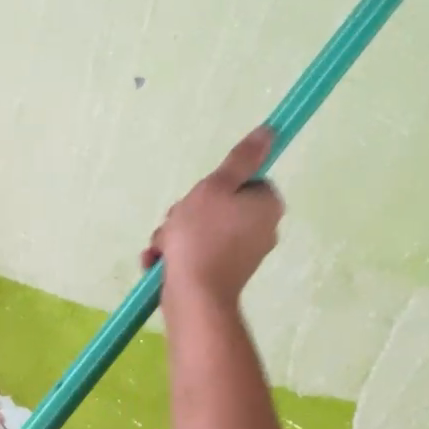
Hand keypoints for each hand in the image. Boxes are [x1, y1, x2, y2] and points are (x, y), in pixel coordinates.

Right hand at [141, 126, 284, 308]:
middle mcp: (262, 230)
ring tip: (163, 248)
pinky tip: (159, 263)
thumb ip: (241, 159)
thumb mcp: (215, 187)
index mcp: (267, 204)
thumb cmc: (201, 237)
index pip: (241, 181)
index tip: (197, 198)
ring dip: (175, 237)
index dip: (214, 187)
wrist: (194, 297)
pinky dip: (176, 257)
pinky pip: (197, 255)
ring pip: (202, 232)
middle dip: (186, 215)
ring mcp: (242, 256)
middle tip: (175, 224)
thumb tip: (270, 132)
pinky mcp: (223, 276)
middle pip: (218, 207)